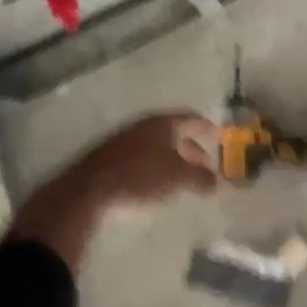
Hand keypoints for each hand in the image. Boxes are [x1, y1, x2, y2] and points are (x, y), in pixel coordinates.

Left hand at [8, 112, 215, 268]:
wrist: (90, 188)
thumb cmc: (140, 176)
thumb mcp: (177, 178)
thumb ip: (199, 178)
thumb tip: (215, 181)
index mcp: (163, 122)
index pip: (190, 118)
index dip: (205, 126)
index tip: (217, 134)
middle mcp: (145, 125)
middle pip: (174, 132)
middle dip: (191, 148)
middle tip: (203, 165)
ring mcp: (126, 138)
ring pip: (157, 144)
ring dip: (172, 158)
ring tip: (181, 177)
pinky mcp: (111, 155)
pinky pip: (142, 155)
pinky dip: (155, 164)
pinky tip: (156, 183)